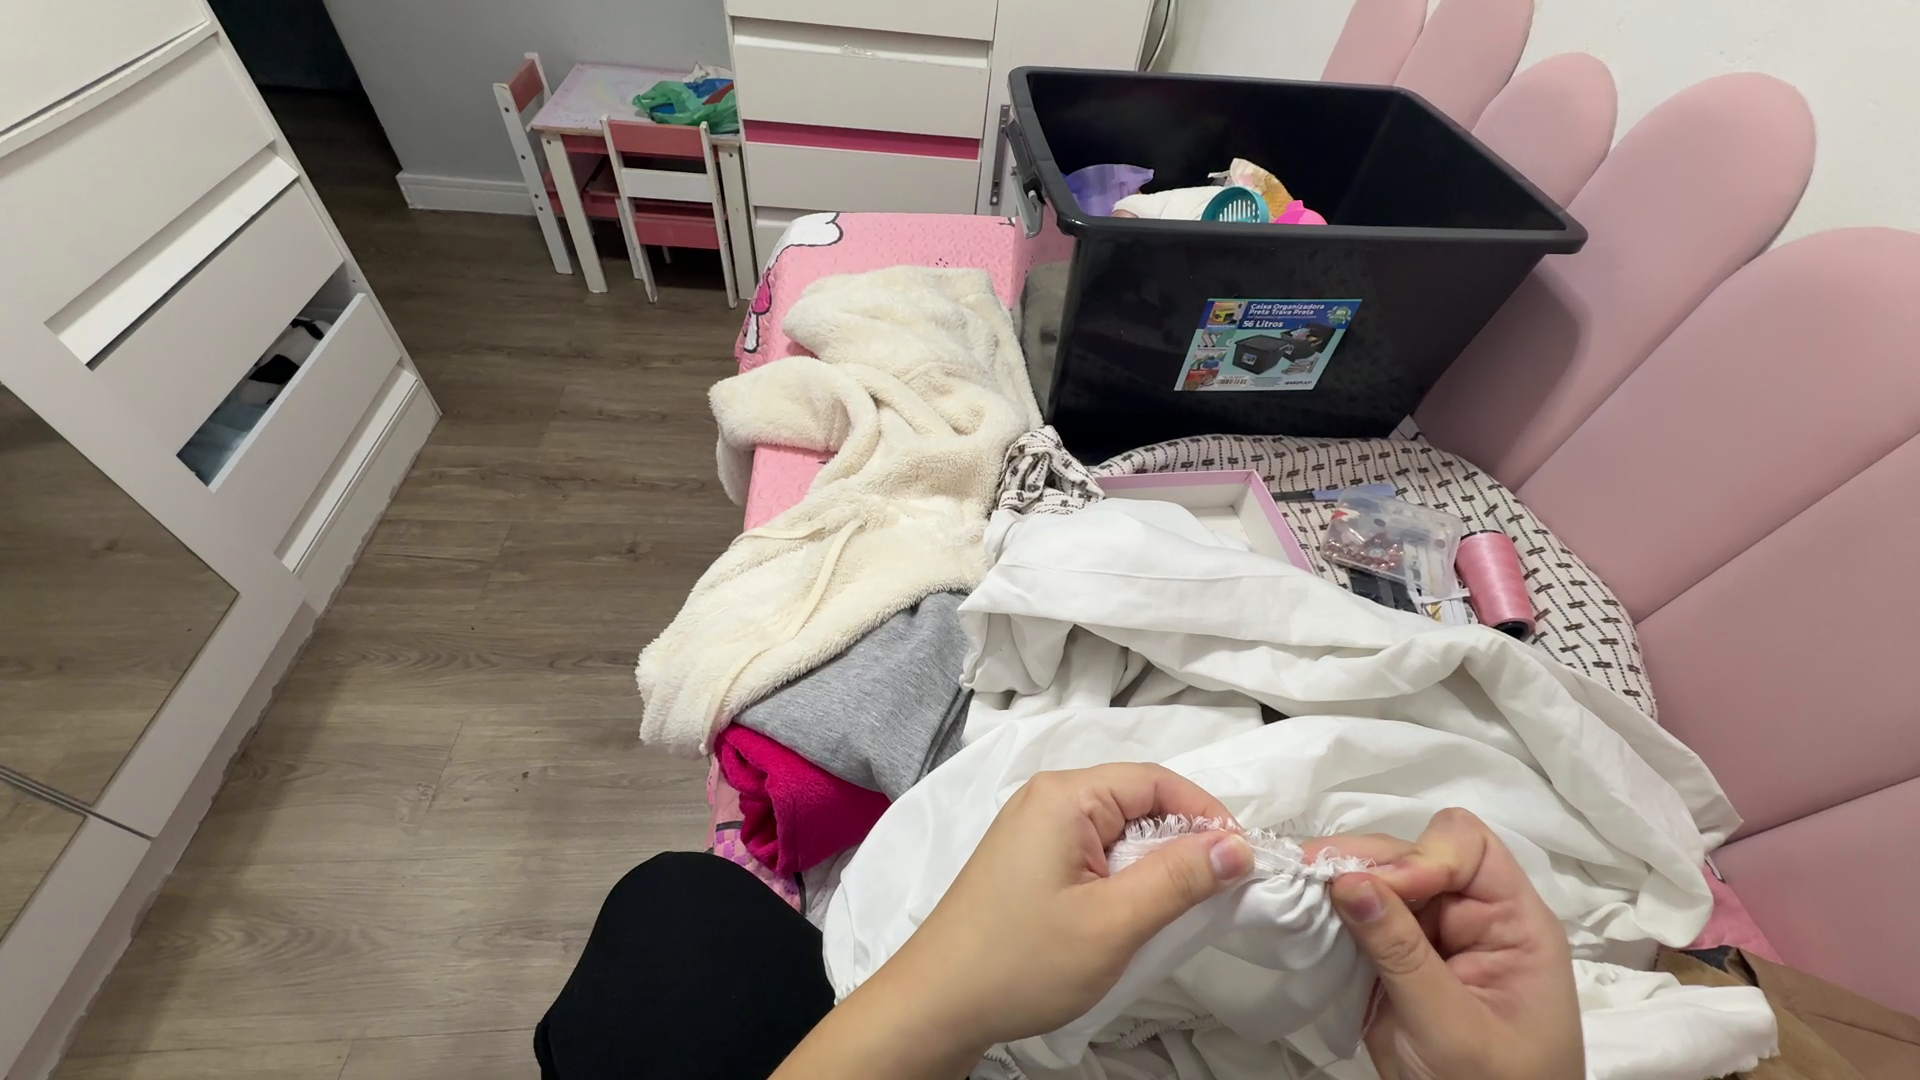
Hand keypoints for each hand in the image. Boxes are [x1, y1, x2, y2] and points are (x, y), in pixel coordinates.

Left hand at [774, 764, 1254, 1079]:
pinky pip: (1093, 848)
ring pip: (1117, 828)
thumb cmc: (1023, 960)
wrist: (940, 1001)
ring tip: (1176, 908)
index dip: (1205, 812)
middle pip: (1136, 800)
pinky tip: (1133, 910)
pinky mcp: (1030, 855)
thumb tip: (1237, 844)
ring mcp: (1035, 826)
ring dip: (1153, 861)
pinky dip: (1124, 873)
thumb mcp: (1113, 922)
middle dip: (1181, 840)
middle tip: (1215, 891)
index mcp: (1064, 795)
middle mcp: (1048, 797)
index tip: (1242, 859)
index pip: (1154, 779)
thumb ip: (1179, 878)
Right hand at [1311, 808, 1582, 1079]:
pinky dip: (1327, 905)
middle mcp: (1469, 914)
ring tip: (1299, 890)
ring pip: (1374, 875)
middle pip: (1410, 851)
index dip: (1421, 855)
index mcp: (1511, 924)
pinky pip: (1355, 907)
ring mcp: (1427, 931)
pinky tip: (1306, 911)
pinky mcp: (1390, 949)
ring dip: (1337, 880)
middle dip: (1362, 863)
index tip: (1380, 889)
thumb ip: (1402, 953)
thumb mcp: (1453, 1031)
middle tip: (1311, 878)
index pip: (1466, 846)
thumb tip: (1347, 880)